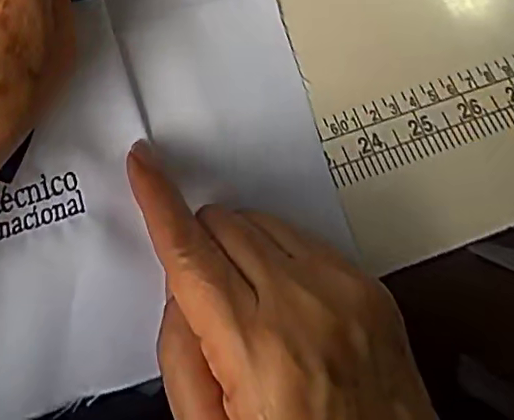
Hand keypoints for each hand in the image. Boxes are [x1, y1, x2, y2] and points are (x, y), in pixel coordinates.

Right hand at [126, 144, 434, 419]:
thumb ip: (176, 349)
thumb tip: (178, 287)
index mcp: (255, 347)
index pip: (188, 247)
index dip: (157, 198)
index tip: (144, 163)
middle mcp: (303, 309)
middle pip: (218, 222)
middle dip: (201, 247)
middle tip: (214, 303)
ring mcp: (342, 294)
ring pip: (254, 220)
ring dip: (240, 247)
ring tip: (256, 306)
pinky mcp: (369, 289)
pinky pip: (297, 234)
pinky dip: (279, 254)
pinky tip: (288, 301)